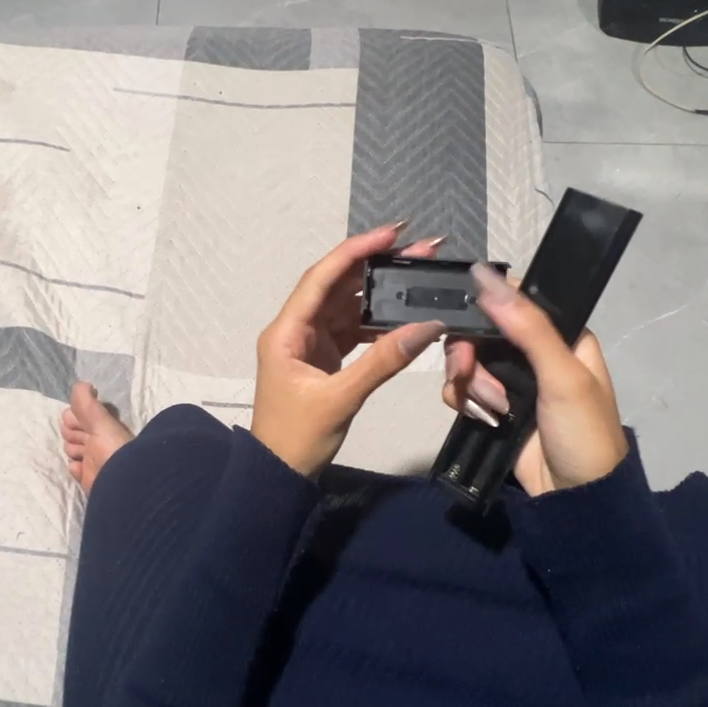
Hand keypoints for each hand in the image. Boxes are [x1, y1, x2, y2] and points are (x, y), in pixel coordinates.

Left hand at [252, 223, 448, 475]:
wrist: (281, 473)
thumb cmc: (299, 437)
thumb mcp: (341, 399)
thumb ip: (382, 362)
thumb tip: (426, 327)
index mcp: (286, 332)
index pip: (321, 278)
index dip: (356, 251)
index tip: (392, 233)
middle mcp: (295, 329)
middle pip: (338, 286)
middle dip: (377, 265)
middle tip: (421, 249)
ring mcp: (309, 344)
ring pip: (346, 306)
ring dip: (380, 291)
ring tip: (419, 273)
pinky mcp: (323, 358)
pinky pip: (351, 330)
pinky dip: (375, 322)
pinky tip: (403, 313)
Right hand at [441, 263, 628, 495]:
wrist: (574, 497)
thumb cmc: (583, 432)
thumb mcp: (564, 377)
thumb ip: (529, 328)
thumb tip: (488, 278)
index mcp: (561, 335)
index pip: (515, 300)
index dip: (486, 302)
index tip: (465, 315)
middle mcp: (533, 352)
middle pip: (481, 331)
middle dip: (469, 352)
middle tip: (466, 370)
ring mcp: (510, 380)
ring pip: (466, 360)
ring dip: (469, 382)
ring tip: (492, 407)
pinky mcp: (492, 407)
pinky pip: (461, 389)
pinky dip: (464, 401)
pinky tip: (484, 417)